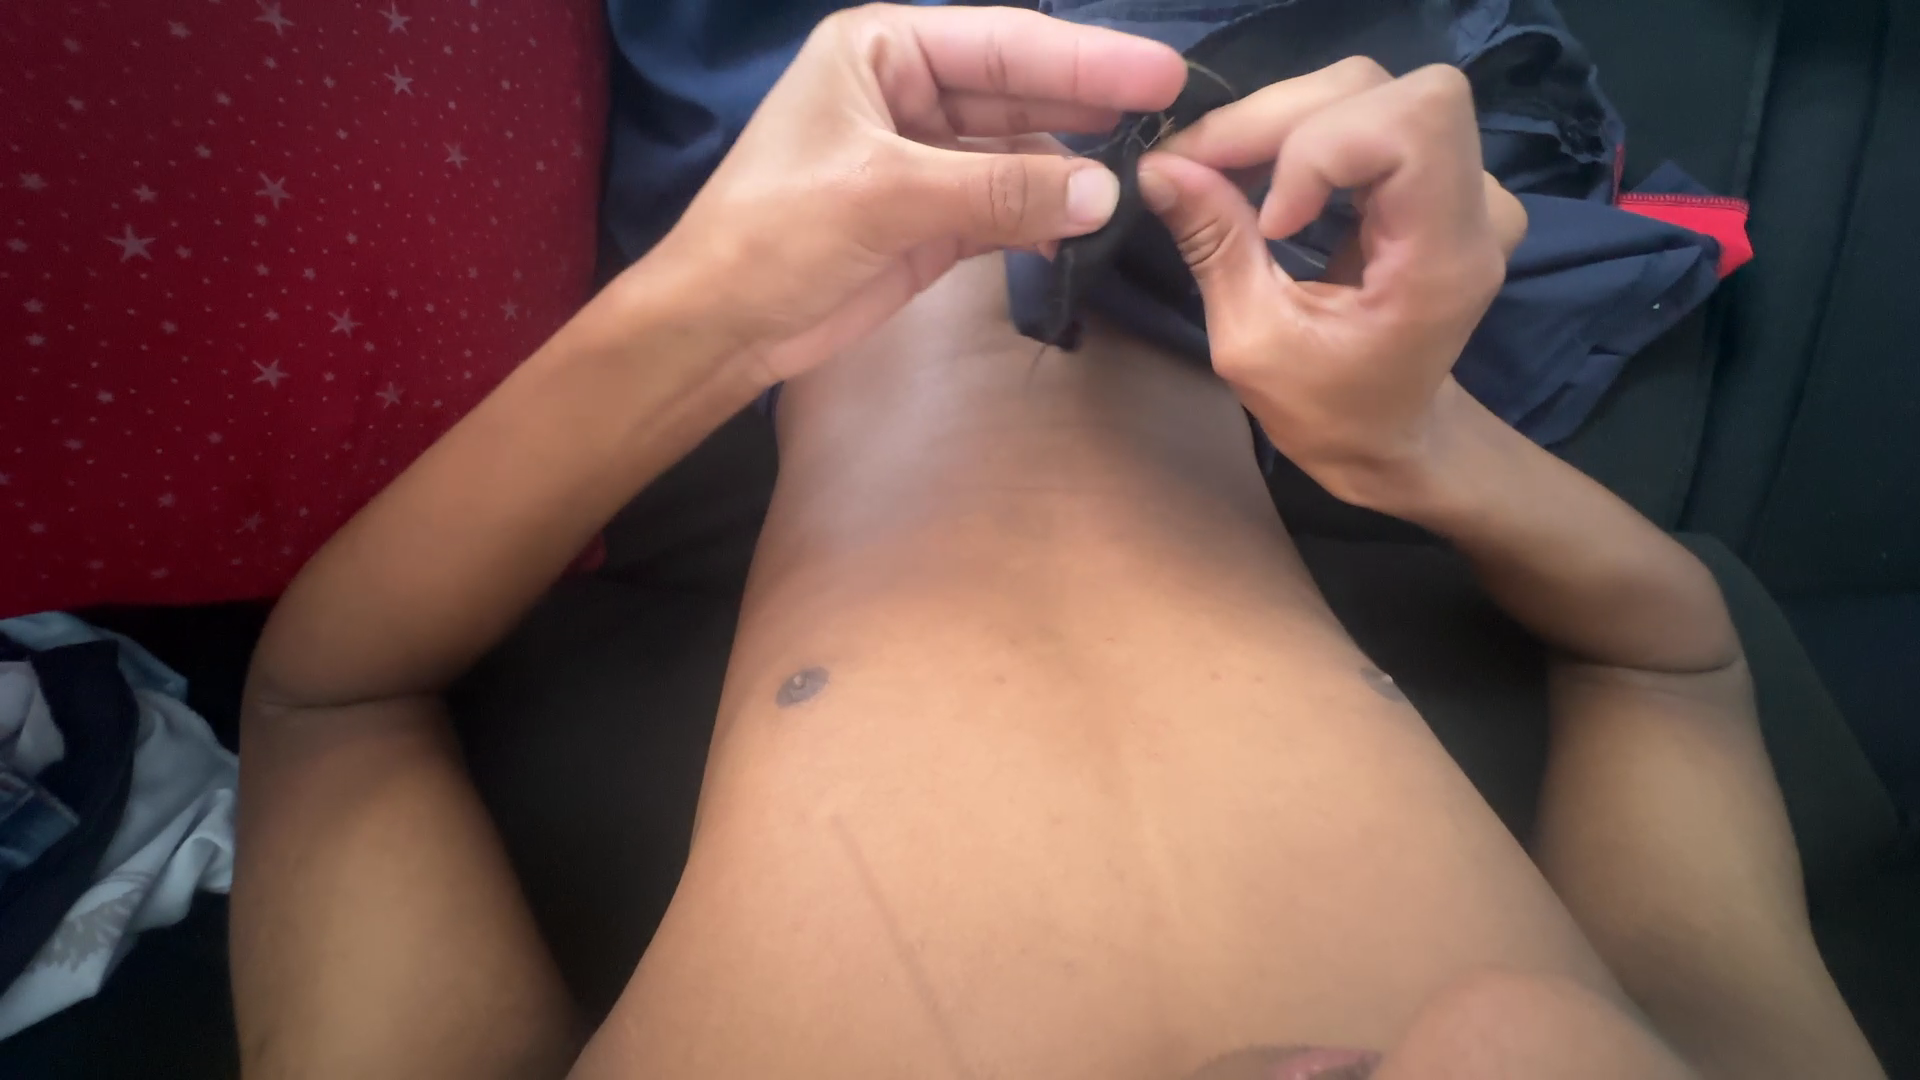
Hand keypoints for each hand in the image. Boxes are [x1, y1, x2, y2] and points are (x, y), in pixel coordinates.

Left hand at [644, 3, 1185, 384]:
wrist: (733, 321)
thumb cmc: (782, 232)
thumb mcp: (886, 194)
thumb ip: (997, 192)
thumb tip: (1102, 194)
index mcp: (884, 53)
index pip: (1003, 44)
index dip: (1084, 60)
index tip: (1159, 75)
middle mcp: (909, 99)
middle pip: (1016, 97)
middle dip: (1084, 111)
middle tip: (1163, 124)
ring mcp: (924, 166)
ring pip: (1013, 162)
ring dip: (1063, 179)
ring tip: (1126, 190)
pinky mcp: (931, 226)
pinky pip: (1000, 215)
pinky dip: (1035, 225)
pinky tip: (1074, 233)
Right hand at [1137, 58, 1526, 505]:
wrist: (1386, 433)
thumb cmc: (1323, 411)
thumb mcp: (1250, 344)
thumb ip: (1215, 249)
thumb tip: (1156, 170)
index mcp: (1442, 255)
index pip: (1409, 122)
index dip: (1318, 149)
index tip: (1266, 224)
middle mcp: (1473, 200)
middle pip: (1375, 91)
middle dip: (1271, 121)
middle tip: (1191, 166)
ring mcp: (1461, 182)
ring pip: (1364, 92)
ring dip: (1274, 124)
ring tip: (1211, 170)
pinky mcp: (1433, 178)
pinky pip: (1362, 118)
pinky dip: (1293, 136)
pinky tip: (1252, 175)